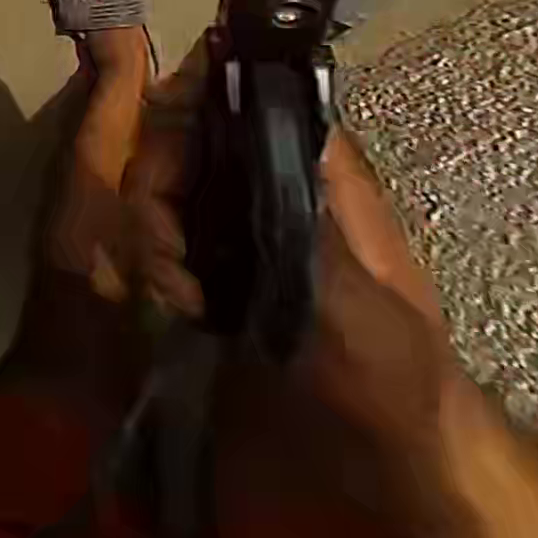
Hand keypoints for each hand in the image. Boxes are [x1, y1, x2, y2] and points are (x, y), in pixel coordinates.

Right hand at [122, 43, 456, 449]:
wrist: (380, 440)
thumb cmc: (385, 371)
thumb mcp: (354, 304)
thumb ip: (300, 225)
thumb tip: (254, 145)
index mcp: (314, 170)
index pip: (243, 97)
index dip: (189, 99)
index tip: (156, 144)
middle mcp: (269, 179)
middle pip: (182, 140)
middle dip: (155, 188)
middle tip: (167, 248)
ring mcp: (236, 215)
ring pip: (162, 186)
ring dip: (152, 233)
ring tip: (176, 289)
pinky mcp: (213, 251)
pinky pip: (161, 229)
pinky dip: (155, 259)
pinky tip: (177, 299)